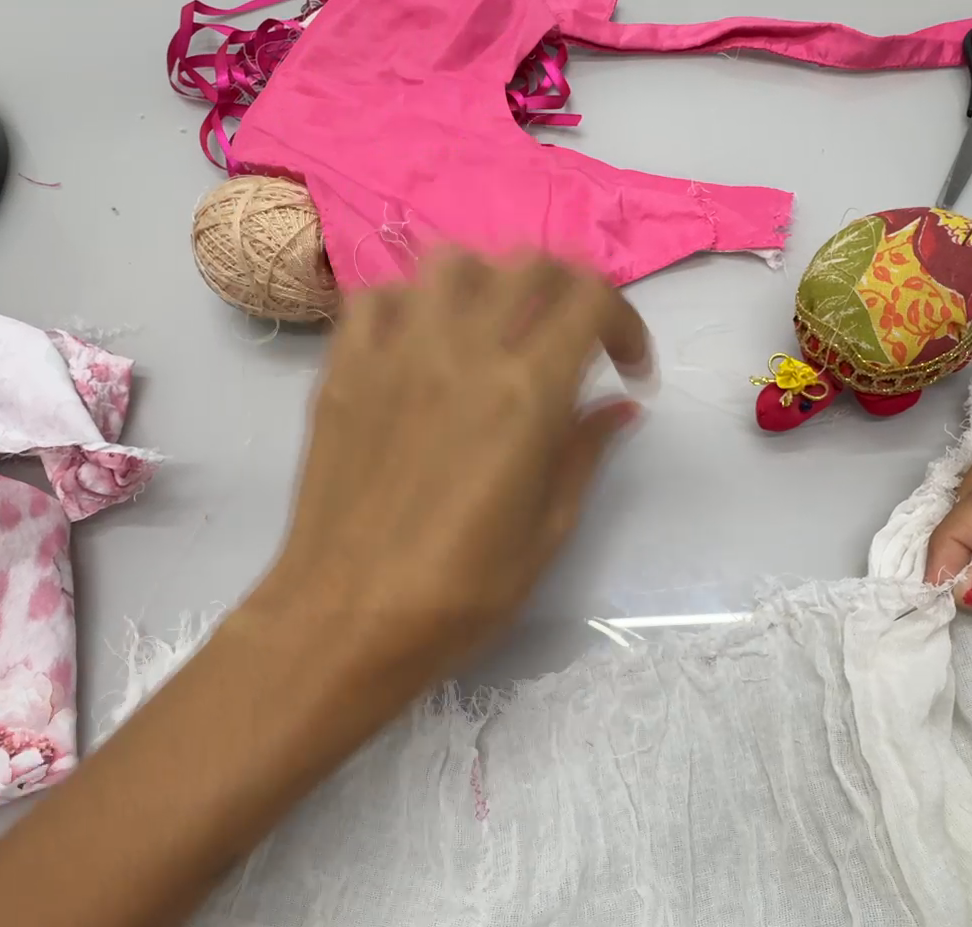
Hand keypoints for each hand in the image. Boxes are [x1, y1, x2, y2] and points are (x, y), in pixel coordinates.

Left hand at [253, 250, 650, 695]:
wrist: (348, 619)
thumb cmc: (461, 593)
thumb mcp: (548, 531)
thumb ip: (585, 452)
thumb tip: (618, 407)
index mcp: (524, 395)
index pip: (590, 301)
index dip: (625, 323)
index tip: (628, 371)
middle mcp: (461, 352)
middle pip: (529, 264)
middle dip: (570, 293)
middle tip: (575, 343)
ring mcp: (394, 353)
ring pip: (453, 263)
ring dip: (492, 285)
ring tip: (497, 335)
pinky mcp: (343, 369)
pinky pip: (380, 297)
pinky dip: (415, 306)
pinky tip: (423, 349)